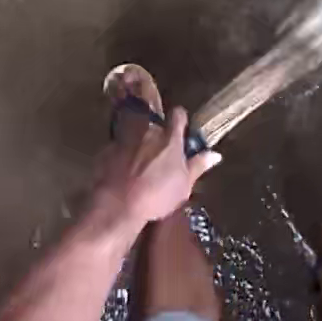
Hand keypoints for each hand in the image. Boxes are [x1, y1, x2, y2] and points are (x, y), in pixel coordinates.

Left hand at [91, 107, 221, 226]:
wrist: (117, 205)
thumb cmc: (157, 196)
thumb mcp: (184, 185)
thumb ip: (198, 166)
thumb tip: (215, 154)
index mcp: (170, 139)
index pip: (178, 115)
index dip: (180, 118)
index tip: (181, 126)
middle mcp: (147, 133)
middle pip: (154, 124)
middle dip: (157, 133)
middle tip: (160, 151)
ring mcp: (124, 139)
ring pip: (134, 134)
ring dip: (138, 142)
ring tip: (140, 162)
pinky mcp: (106, 150)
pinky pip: (117, 148)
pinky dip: (121, 156)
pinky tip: (122, 172)